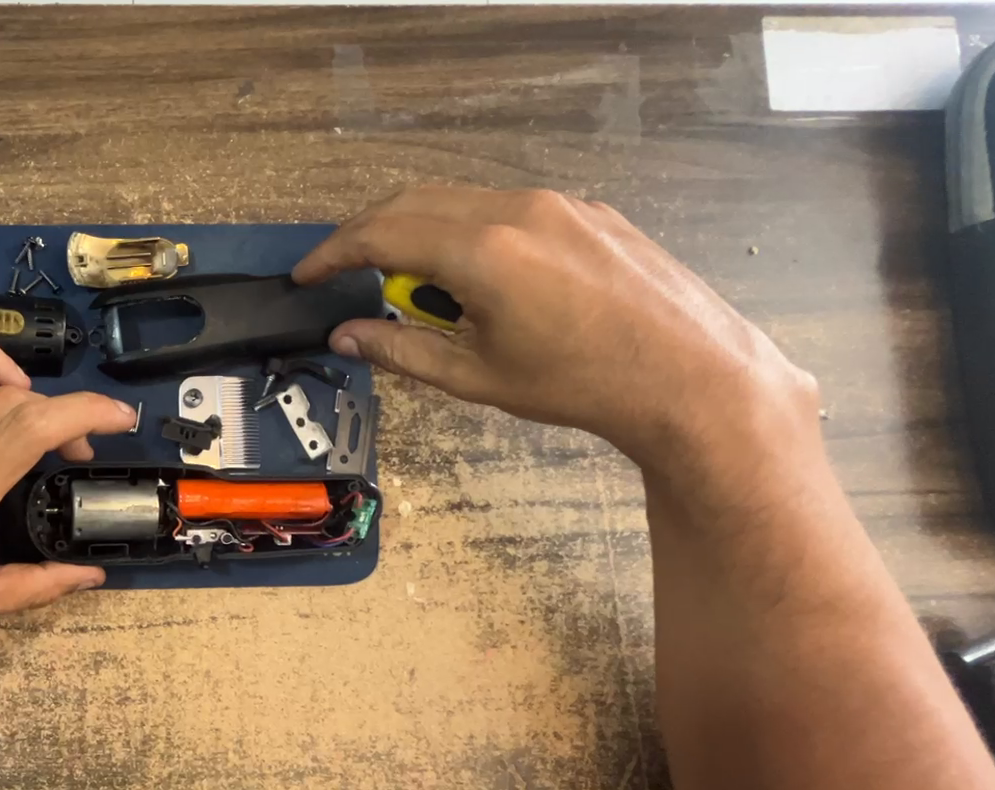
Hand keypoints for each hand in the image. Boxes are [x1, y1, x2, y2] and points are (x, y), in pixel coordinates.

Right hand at [293, 187, 819, 481]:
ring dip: (414, 234)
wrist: (689, 374)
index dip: (333, 254)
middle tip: (338, 271)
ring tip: (406, 287)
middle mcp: (517, 210)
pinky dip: (462, 233)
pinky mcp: (584, 212)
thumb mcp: (472, 376)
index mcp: (483, 253)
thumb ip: (398, 349)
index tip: (305, 274)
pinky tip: (468, 278)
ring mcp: (556, 204)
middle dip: (365, 234)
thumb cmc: (575, 384)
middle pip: (413, 203)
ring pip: (457, 200)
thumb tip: (346, 335)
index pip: (382, 235)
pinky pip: (501, 208)